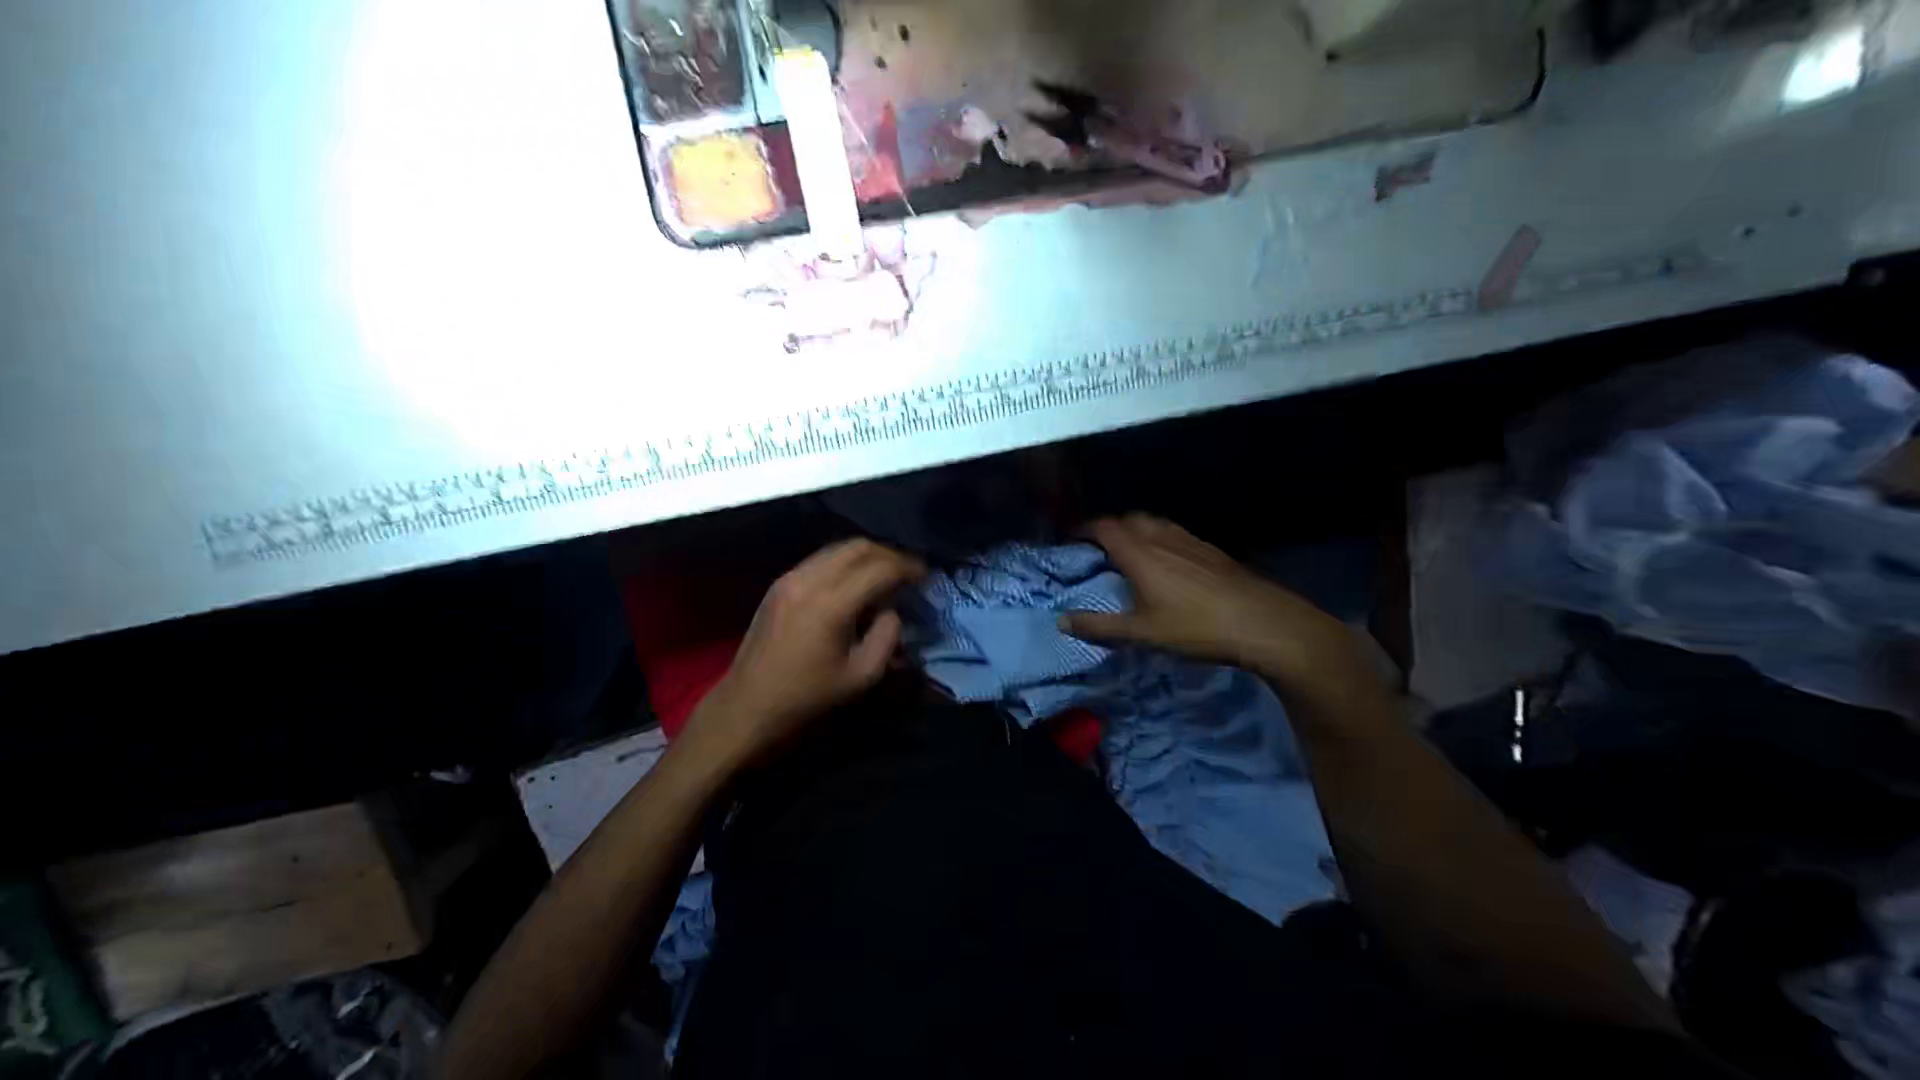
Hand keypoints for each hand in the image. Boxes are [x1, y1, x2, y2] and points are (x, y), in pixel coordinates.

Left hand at [686, 539, 925, 767]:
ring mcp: (790, 577)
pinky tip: (855, 583)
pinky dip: (845, 563)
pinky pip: (821, 559)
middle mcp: (810, 579)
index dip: (908, 567)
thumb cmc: (807, 696)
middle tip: (908, 572)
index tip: (926, 577)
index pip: (880, 568)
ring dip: (867, 556)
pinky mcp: (780, 583)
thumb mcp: (861, 676)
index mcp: (832, 604)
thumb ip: (887, 635)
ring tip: (885, 575)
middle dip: (889, 554)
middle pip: (859, 547)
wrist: (748, 703)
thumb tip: (891, 610)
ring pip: (838, 548)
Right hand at [1060, 515, 1365, 688]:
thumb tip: (1061, 621)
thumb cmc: (1195, 627)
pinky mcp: (1211, 550)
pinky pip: (1175, 534)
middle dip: (1110, 528)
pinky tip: (1167, 563)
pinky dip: (1160, 539)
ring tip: (1130, 552)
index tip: (1070, 539)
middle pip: (1129, 519)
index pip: (1104, 527)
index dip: (1084, 529)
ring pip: (1155, 523)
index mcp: (1139, 553)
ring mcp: (1190, 540)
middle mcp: (1162, 537)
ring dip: (1136, 530)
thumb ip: (1099, 627)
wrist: (1262, 622)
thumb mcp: (1141, 633)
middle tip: (1099, 547)